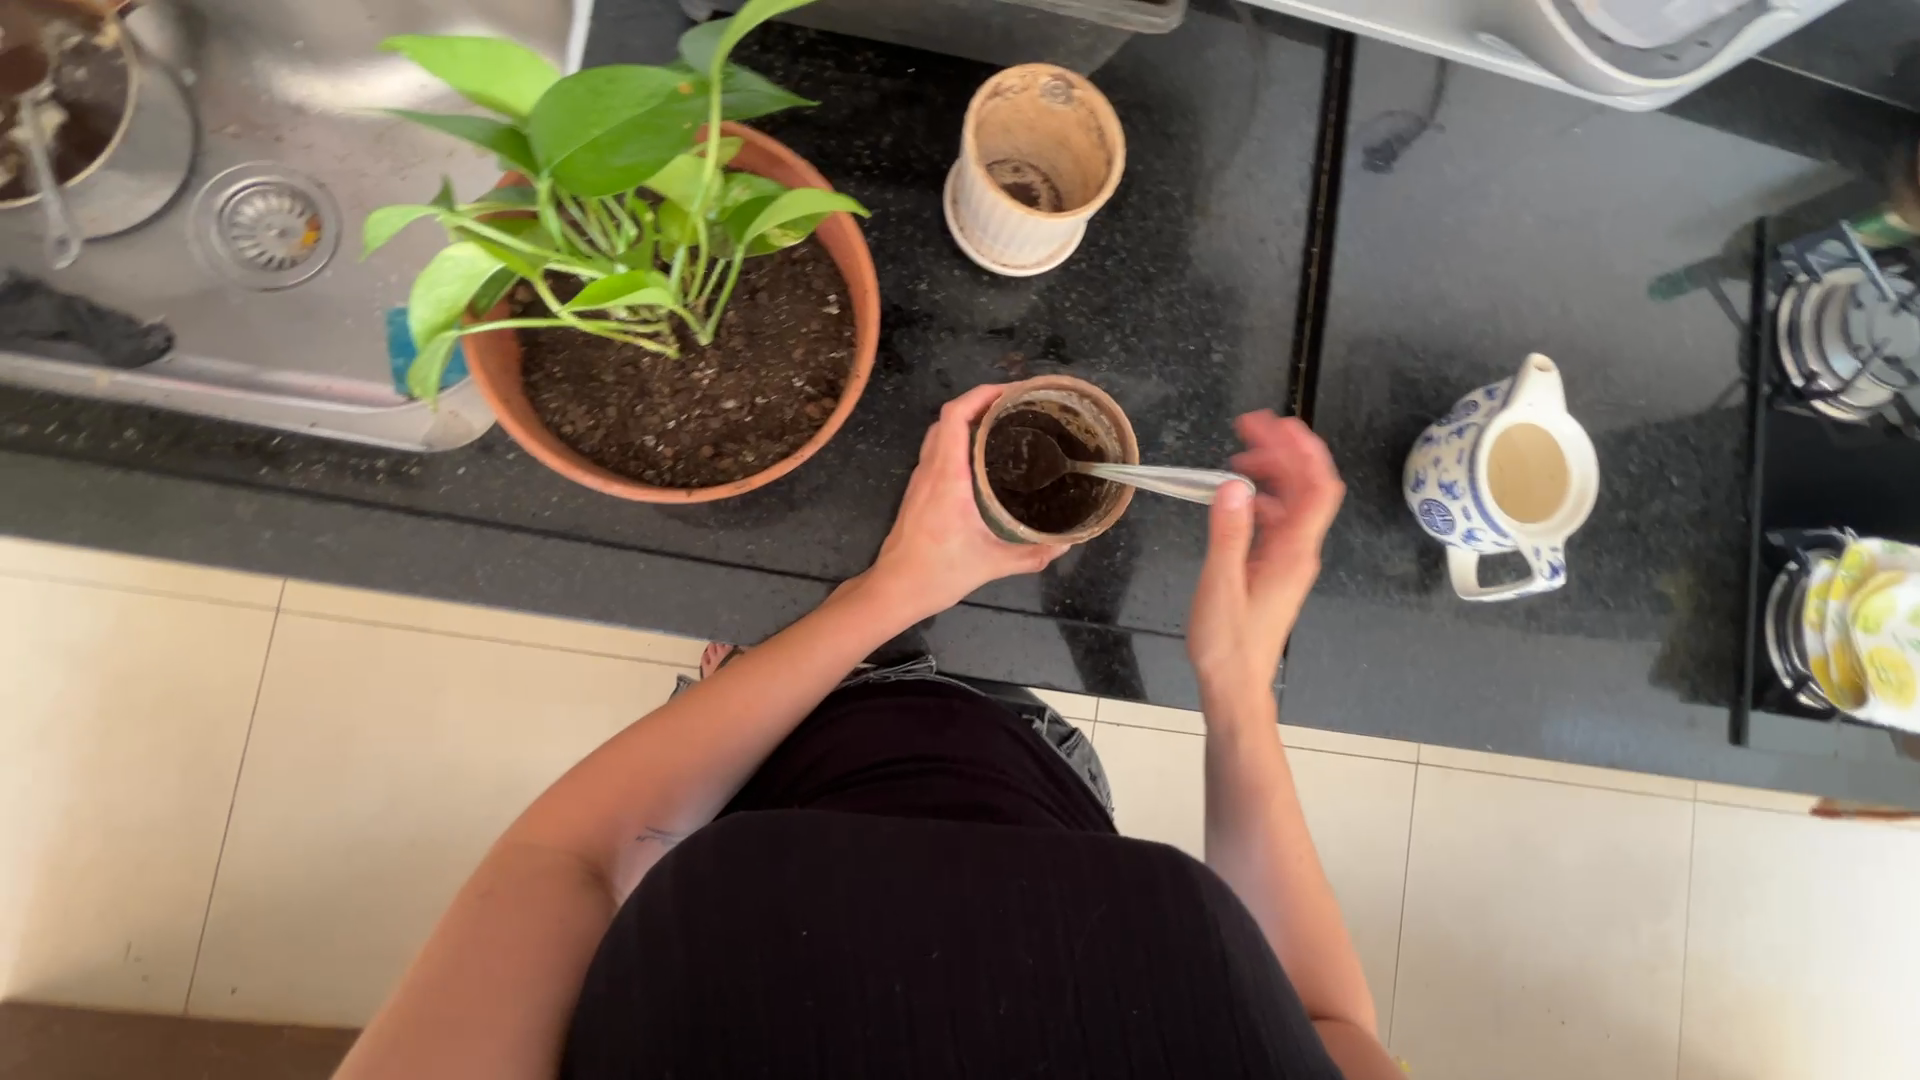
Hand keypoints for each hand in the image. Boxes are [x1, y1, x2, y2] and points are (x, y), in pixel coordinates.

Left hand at [863, 385, 1068, 622]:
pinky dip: (957, 441)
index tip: (1012, 392)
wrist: (893, 589)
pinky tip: (980, 458)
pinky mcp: (917, 492)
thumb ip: (1031, 554)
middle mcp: (930, 470)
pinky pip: (936, 452)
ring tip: (1001, 425)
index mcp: (947, 476)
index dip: (981, 394)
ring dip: (966, 421)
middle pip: (947, 418)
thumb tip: (1065, 545)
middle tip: (1015, 406)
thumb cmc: (937, 573)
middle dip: (980, 402)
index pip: (956, 416)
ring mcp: (920, 480)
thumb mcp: (991, 565)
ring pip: (939, 434)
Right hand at [1188, 411, 1344, 708]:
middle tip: (1250, 427)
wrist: (1235, 683)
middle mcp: (1299, 551)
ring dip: (1274, 472)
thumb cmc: (1227, 641)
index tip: (1275, 424)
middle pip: (1308, 488)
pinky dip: (1263, 499)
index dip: (1303, 450)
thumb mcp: (1221, 583)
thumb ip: (1228, 532)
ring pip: (1294, 502)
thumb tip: (1234, 484)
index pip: (1316, 488)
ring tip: (1240, 456)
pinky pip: (1279, 521)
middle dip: (1285, 451)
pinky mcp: (1276, 568)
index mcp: (1293, 552)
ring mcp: (1290, 560)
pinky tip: (1239, 498)